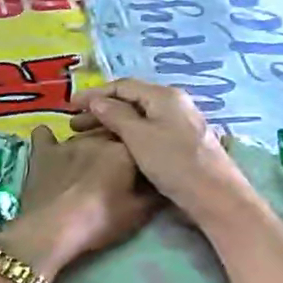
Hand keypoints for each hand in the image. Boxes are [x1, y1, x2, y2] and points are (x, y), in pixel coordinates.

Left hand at [0, 126, 161, 277]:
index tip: (141, 165)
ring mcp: (66, 143)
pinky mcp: (42, 152)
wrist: (52, 228)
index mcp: (124, 149)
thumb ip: (155, 191)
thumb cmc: (100, 220)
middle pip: (110, 133)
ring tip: (89, 159)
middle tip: (116, 164)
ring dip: (88, 143)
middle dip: (115, 144)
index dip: (141, 151)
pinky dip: (48, 137)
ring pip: (82, 133)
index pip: (139, 140)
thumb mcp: (139, 211)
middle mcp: (96, 138)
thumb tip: (164, 178)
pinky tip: (49, 142)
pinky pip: (43, 134)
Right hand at [68, 79, 258, 227]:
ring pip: (137, 115)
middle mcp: (174, 103)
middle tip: (74, 124)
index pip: (122, 86)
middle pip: (130, 99)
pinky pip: (146, 128)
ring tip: (88, 135)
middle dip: (100, 109)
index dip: (93, 94)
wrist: (214, 196)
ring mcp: (179, 122)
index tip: (69, 106)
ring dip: (110, 122)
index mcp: (164, 96)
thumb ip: (115, 114)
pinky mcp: (181, 140)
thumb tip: (96, 101)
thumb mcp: (138, 136)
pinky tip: (114, 144)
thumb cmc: (173, 163)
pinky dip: (125, 132)